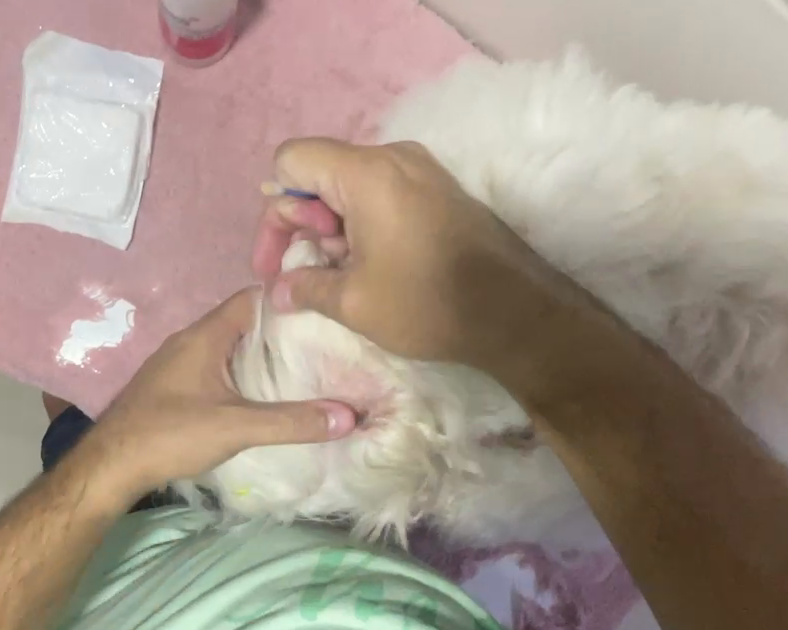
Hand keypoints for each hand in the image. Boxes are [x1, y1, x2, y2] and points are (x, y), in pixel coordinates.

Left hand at [72, 289, 356, 501]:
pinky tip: (259, 399)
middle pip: (244, 325)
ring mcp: (177, 366)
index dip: (290, 301)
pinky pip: (214, 371)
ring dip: (260, 358)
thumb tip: (349, 416)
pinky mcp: (171, 390)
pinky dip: (240, 378)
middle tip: (324, 348)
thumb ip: (291, 422)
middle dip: (282, 334)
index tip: (326, 314)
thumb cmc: (170, 434)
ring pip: (228, 350)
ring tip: (302, 373)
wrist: (110, 466)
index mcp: (205, 335)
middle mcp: (189, 341)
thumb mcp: (236, 427)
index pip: (254, 298)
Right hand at [254, 138, 652, 401]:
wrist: (512, 312)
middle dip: (300, 226)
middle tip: (302, 276)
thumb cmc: (426, 304)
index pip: (291, 161)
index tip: (280, 259)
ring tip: (335, 280)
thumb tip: (278, 290)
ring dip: (330, 233)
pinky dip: (359, 229)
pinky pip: (379, 198)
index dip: (275, 211)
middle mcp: (392, 158)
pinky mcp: (437, 192)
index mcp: (365, 174)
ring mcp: (419, 172)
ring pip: (348, 189)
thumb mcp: (353, 303)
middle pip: (318, 174)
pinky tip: (366, 271)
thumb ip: (305, 287)